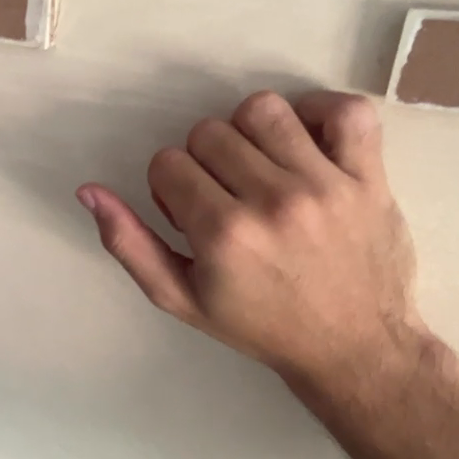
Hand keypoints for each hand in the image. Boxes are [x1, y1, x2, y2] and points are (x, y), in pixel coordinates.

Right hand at [78, 91, 430, 397]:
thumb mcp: (176, 296)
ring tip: (258, 166)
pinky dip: (319, 112)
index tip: (189, 215)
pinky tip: (303, 140)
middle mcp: (272, 201)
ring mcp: (326, 184)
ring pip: (263, 110)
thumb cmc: (257, 323)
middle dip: (202, 161)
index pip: (166, 163)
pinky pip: (345, 110)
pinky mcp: (369, 177)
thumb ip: (126, 242)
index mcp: (222, 233)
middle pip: (208, 132)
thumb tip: (88, 190)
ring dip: (248, 133)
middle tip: (222, 195)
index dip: (168, 186)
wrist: (353, 348)